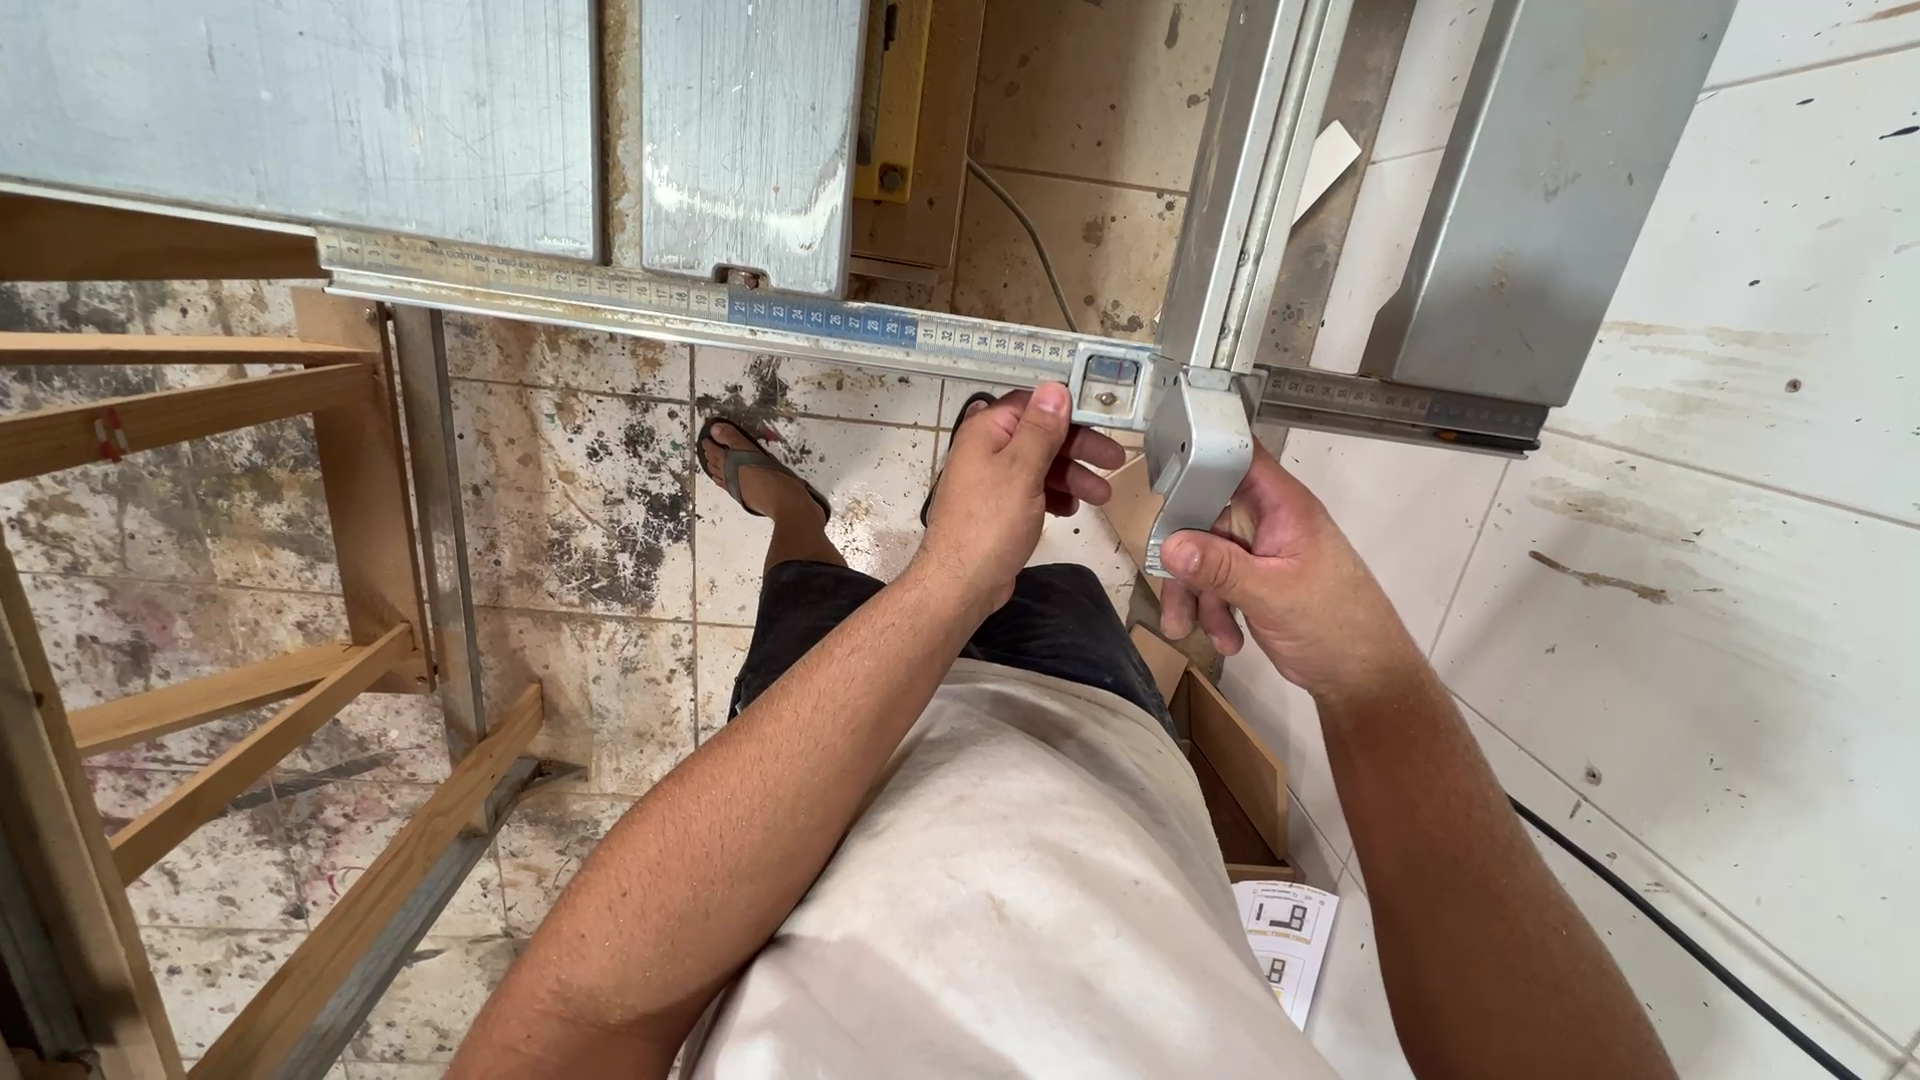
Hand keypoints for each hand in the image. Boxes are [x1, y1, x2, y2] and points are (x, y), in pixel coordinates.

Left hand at [914, 383, 1125, 617]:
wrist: (961, 583)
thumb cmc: (991, 523)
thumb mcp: (1022, 469)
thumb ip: (1041, 429)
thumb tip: (1055, 388)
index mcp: (986, 431)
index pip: (1032, 405)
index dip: (1067, 409)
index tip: (1102, 419)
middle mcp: (986, 450)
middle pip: (1040, 436)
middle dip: (1079, 448)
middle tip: (1116, 459)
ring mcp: (991, 481)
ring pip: (1040, 467)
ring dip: (1072, 476)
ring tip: (1102, 495)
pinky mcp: (998, 509)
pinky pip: (1031, 492)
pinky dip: (1053, 497)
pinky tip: (1071, 509)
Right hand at [1158, 442, 1424, 700]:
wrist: (1362, 678)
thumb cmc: (1335, 625)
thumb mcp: (1273, 595)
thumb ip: (1220, 568)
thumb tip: (1170, 546)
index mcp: (1283, 506)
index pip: (1240, 457)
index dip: (1201, 453)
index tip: (1160, 472)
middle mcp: (1267, 521)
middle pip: (1205, 514)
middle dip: (1182, 552)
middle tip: (1166, 581)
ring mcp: (1258, 553)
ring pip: (1203, 556)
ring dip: (1193, 594)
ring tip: (1186, 628)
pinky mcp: (1251, 582)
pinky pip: (1213, 585)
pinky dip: (1209, 612)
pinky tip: (1224, 640)